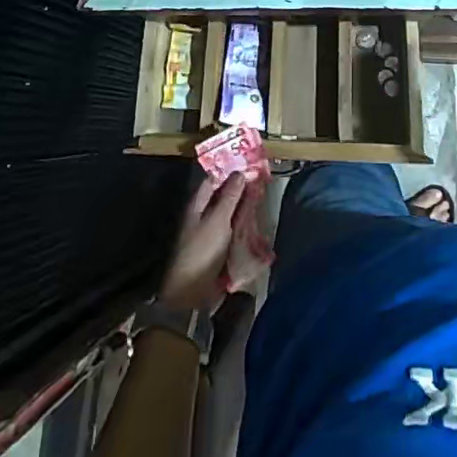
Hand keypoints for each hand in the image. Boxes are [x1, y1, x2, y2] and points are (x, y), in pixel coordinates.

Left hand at [159, 172, 258, 313]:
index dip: (231, 170)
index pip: (214, 179)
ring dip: (245, 204)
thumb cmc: (201, 252)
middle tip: (264, 179)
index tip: (251, 162)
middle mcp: (204, 214)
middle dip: (242, 187)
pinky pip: (234, 227)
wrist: (191, 293)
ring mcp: (212, 230)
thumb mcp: (218, 221)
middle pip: (224, 194)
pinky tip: (258, 219)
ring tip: (265, 196)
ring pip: (231, 210)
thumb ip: (229, 196)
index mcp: (198, 204)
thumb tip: (240, 172)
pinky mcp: (220, 245)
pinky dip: (245, 221)